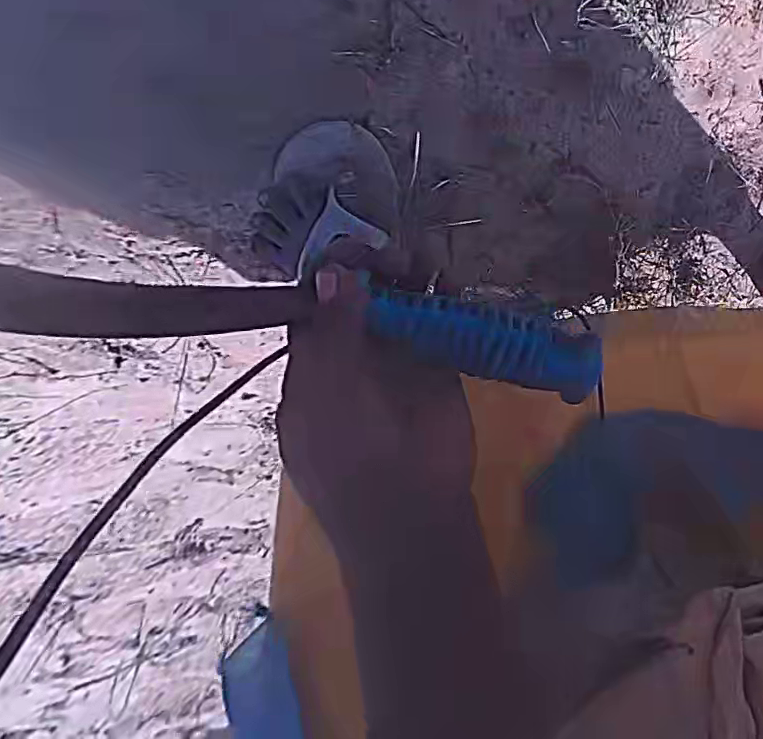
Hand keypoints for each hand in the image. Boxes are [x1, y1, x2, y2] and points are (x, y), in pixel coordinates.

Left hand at [277, 263, 473, 558]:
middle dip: (375, 269)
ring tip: (422, 260)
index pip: (317, 307)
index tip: (355, 250)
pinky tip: (448, 280)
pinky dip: (443, 295)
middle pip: (362, 297)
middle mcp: (354, 355)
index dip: (333, 275)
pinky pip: (437, 320)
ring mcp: (396, 359)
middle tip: (394, 256)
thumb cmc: (355, 460)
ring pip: (400, 303)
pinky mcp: (435, 363)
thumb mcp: (328, 396)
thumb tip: (330, 273)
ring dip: (409, 275)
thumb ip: (331, 334)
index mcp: (314, 366)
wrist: (413, 514)